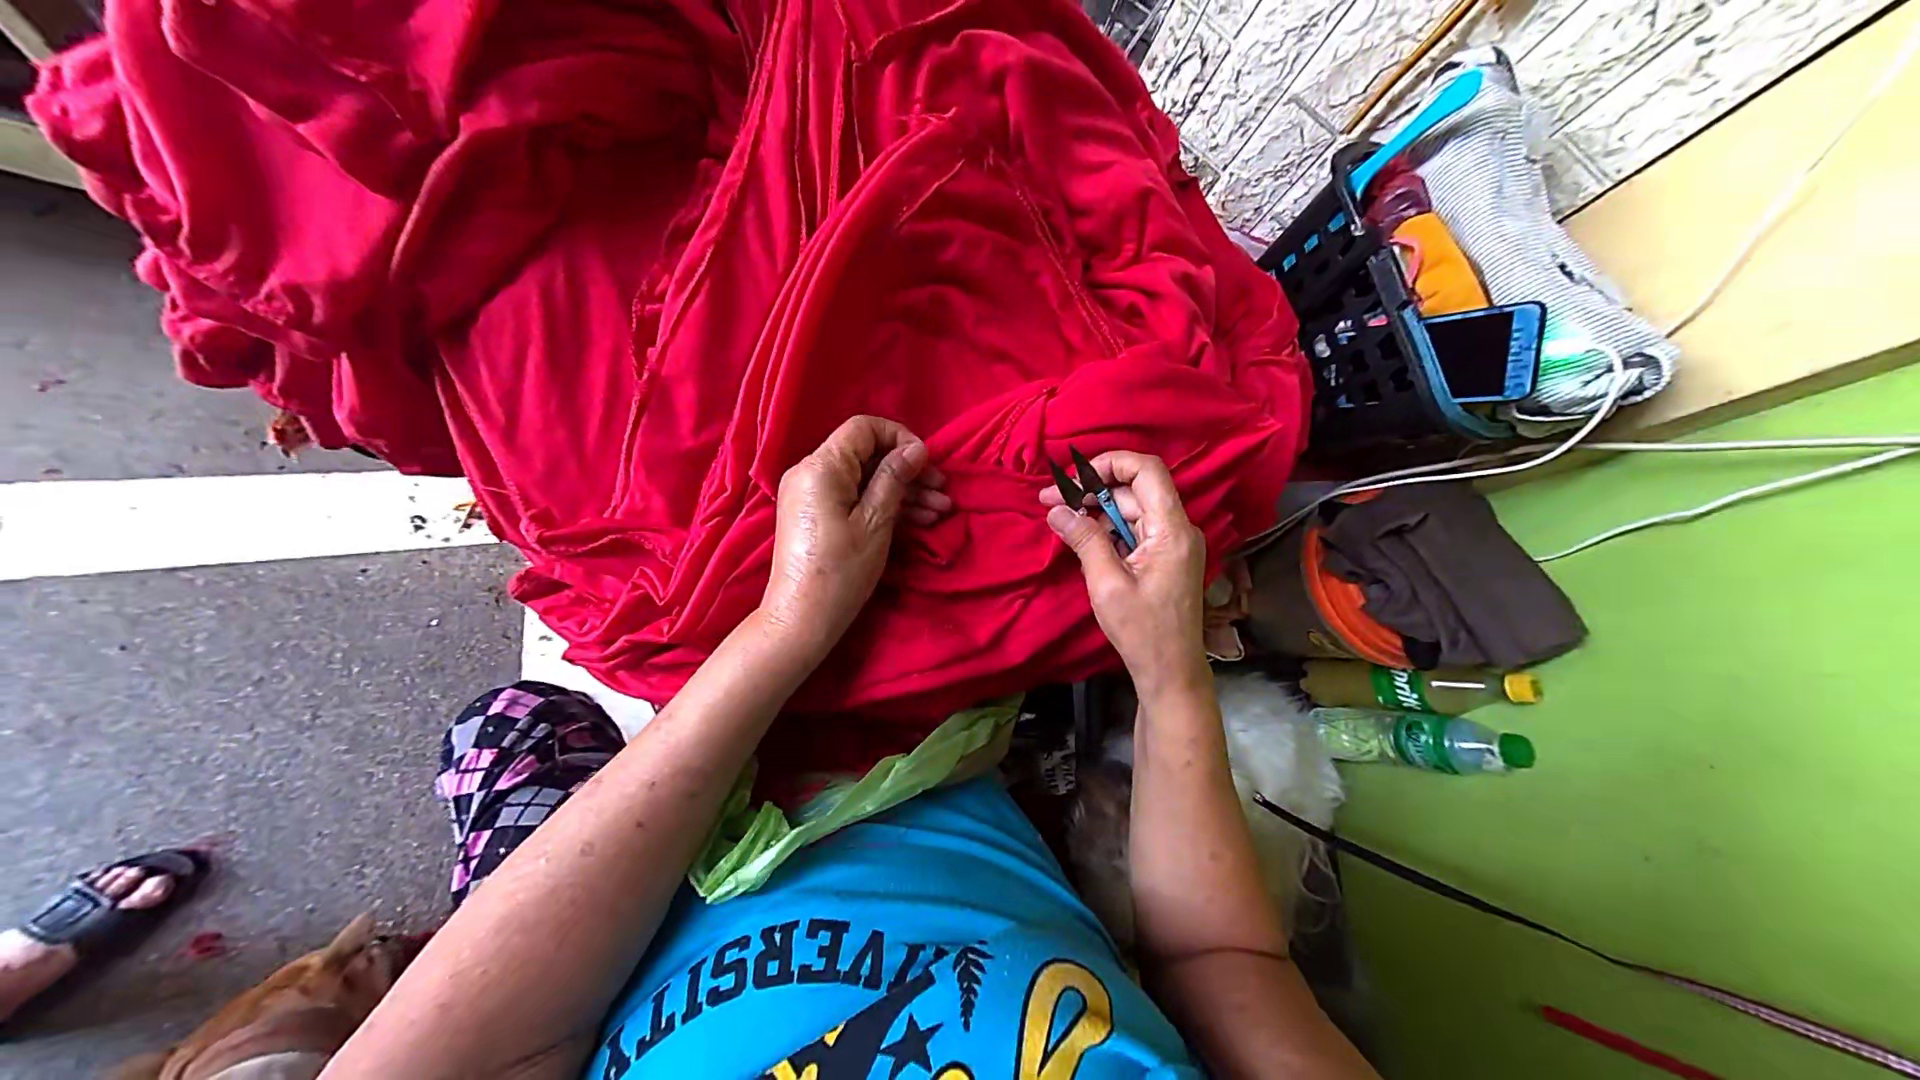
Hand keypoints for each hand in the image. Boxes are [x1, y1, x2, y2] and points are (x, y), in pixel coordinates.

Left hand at [761, 416, 950, 659]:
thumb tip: (916, 449)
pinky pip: (854, 498)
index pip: (863, 428)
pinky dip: (884, 505)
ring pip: (864, 479)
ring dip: (903, 491)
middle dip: (907, 470)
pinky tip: (920, 520)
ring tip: (940, 511)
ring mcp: (812, 495)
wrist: (801, 619)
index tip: (927, 462)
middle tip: (942, 491)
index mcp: (821, 467)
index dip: (900, 437)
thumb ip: (894, 478)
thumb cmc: (841, 571)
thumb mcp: (875, 522)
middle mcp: (810, 472)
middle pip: (866, 455)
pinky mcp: (817, 515)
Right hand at [1040, 451, 1208, 699]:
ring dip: (1096, 511)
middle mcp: (1179, 529)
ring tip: (1061, 520)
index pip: (1147, 471)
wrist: (1170, 671)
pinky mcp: (1165, 557)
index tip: (1073, 479)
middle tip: (1050, 501)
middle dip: (1091, 491)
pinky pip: (1135, 529)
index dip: (1109, 464)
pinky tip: (1082, 538)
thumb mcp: (1107, 584)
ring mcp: (1174, 543)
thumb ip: (1084, 539)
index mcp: (1172, 530)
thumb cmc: (1142, 632)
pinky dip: (1108, 529)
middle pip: (1134, 490)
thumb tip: (1057, 509)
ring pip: (1132, 509)